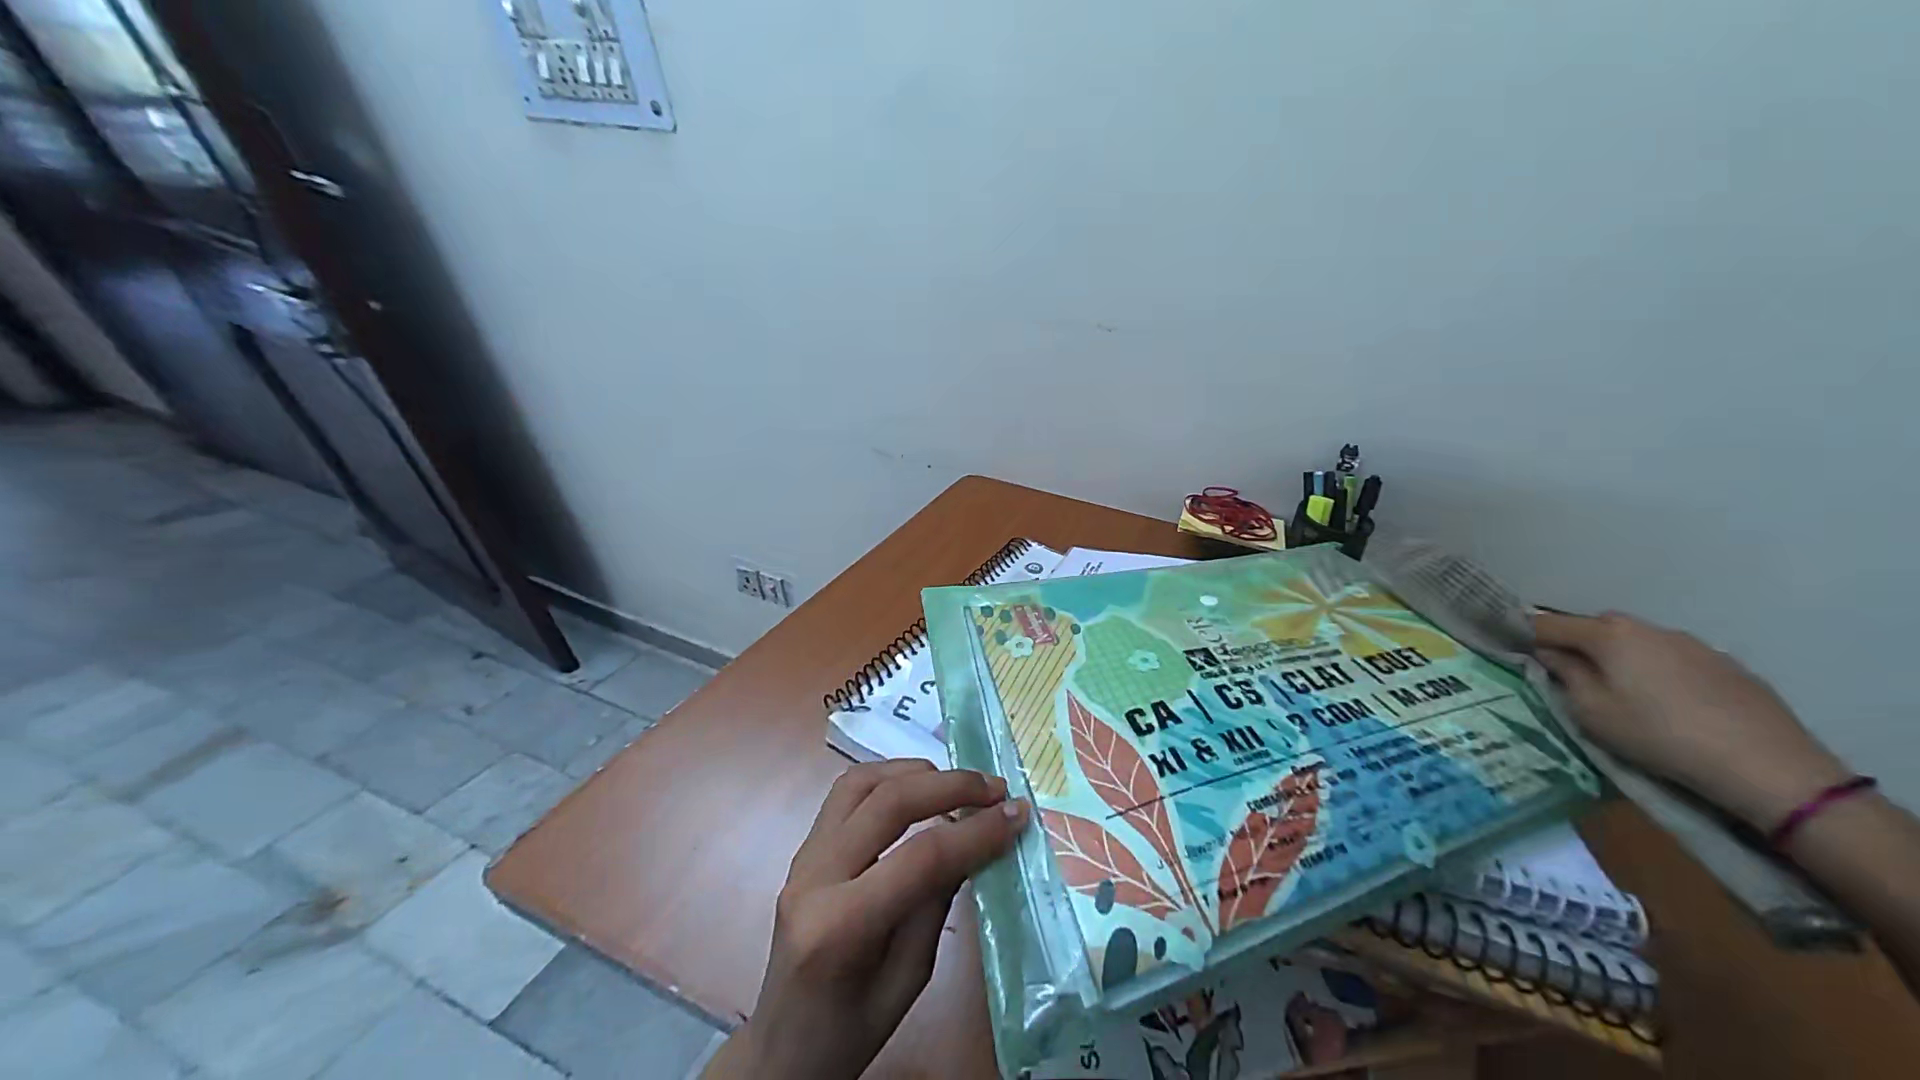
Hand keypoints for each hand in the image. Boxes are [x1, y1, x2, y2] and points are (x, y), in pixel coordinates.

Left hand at [703, 761, 1028, 1079]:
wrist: (782, 1045)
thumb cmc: (851, 1029)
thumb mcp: (910, 976)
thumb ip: (938, 900)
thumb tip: (976, 839)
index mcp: (842, 925)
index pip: (920, 857)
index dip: (976, 831)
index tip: (1017, 814)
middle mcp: (814, 877)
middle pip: (887, 803)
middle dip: (950, 786)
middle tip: (995, 789)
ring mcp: (802, 857)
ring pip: (860, 783)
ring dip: (915, 772)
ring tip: (959, 783)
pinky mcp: (803, 849)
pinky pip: (845, 794)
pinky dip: (888, 779)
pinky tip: (918, 788)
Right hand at [1532, 611, 1848, 829]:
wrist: (1767, 766)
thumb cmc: (1658, 735)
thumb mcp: (1591, 711)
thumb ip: (1564, 675)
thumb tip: (1549, 654)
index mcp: (1610, 635)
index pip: (1549, 624)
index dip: (1523, 633)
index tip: (1507, 646)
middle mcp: (1649, 629)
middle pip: (1596, 629)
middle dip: (1575, 645)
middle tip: (1565, 674)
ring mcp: (1694, 645)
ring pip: (1638, 643)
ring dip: (1619, 658)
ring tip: (1619, 692)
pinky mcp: (1728, 666)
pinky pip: (1674, 660)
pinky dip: (1658, 673)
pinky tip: (1668, 704)